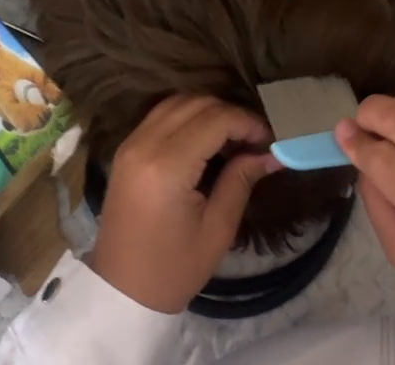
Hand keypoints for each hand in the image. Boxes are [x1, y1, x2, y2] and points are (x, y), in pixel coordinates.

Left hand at [90, 94, 281, 313]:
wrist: (121, 293)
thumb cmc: (173, 269)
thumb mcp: (217, 229)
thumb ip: (241, 181)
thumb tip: (272, 153)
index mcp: (167, 167)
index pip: (216, 119)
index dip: (247, 123)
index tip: (269, 140)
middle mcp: (144, 145)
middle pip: (197, 103)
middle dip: (230, 114)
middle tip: (253, 140)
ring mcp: (130, 144)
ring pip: (178, 101)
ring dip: (208, 110)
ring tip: (231, 138)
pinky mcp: (125, 149)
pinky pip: (161, 114)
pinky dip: (187, 115)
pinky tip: (204, 139)